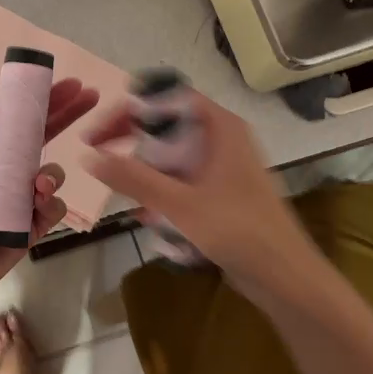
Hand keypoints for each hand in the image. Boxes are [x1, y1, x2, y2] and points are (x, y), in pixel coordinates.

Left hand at [0, 79, 100, 312]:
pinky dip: (51, 206)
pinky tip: (38, 208)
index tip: (66, 83)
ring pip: (51, 177)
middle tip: (89, 98)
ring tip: (39, 188)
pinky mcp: (30, 230)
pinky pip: (53, 211)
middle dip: (65, 118)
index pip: (16, 124)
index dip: (40, 102)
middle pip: (41, 141)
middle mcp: (4, 176)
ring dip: (51, 175)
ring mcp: (19, 203)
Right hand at [82, 87, 315, 285]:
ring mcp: (225, 167)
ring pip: (173, 159)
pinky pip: (184, 184)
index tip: (99, 133)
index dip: (130, 109)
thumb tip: (89, 158)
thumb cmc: (236, 230)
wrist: (283, 275)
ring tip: (128, 198)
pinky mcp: (223, 194)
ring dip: (148, 175)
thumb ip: (133, 178)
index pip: (167, 98)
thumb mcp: (179, 203)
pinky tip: (151, 219)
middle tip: (101, 161)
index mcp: (221, 126)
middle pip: (168, 128)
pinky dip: (165, 195)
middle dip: (134, 146)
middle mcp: (224, 139)